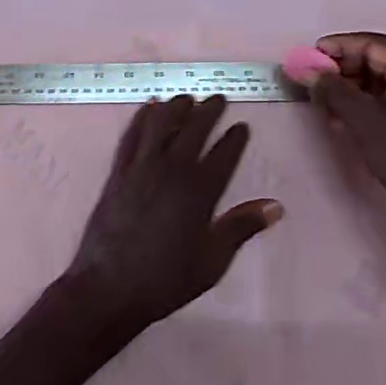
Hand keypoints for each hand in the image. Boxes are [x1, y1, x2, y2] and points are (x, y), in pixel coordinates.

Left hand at [63, 95, 281, 331]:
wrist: (110, 286)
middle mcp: (171, 169)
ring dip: (176, 106)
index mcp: (199, 191)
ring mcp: (141, 167)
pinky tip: (148, 108)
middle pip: (194, 128)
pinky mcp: (118, 171)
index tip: (242, 126)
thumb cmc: (166, 279)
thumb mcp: (213, 260)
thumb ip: (241, 227)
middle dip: (209, 110)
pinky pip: (132, 134)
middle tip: (218, 98)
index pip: (224, 153)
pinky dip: (143, 117)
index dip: (235, 137)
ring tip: (186, 98)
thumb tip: (275, 206)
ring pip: (161, 123)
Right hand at [306, 33, 385, 231]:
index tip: (310, 55)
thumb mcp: (362, 120)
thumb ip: (332, 89)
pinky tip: (343, 111)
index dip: (339, 46)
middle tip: (314, 77)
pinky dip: (366, 98)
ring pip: (382, 77)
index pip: (374, 44)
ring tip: (324, 97)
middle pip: (379, 58)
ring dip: (352, 84)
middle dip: (344, 66)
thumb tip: (306, 69)